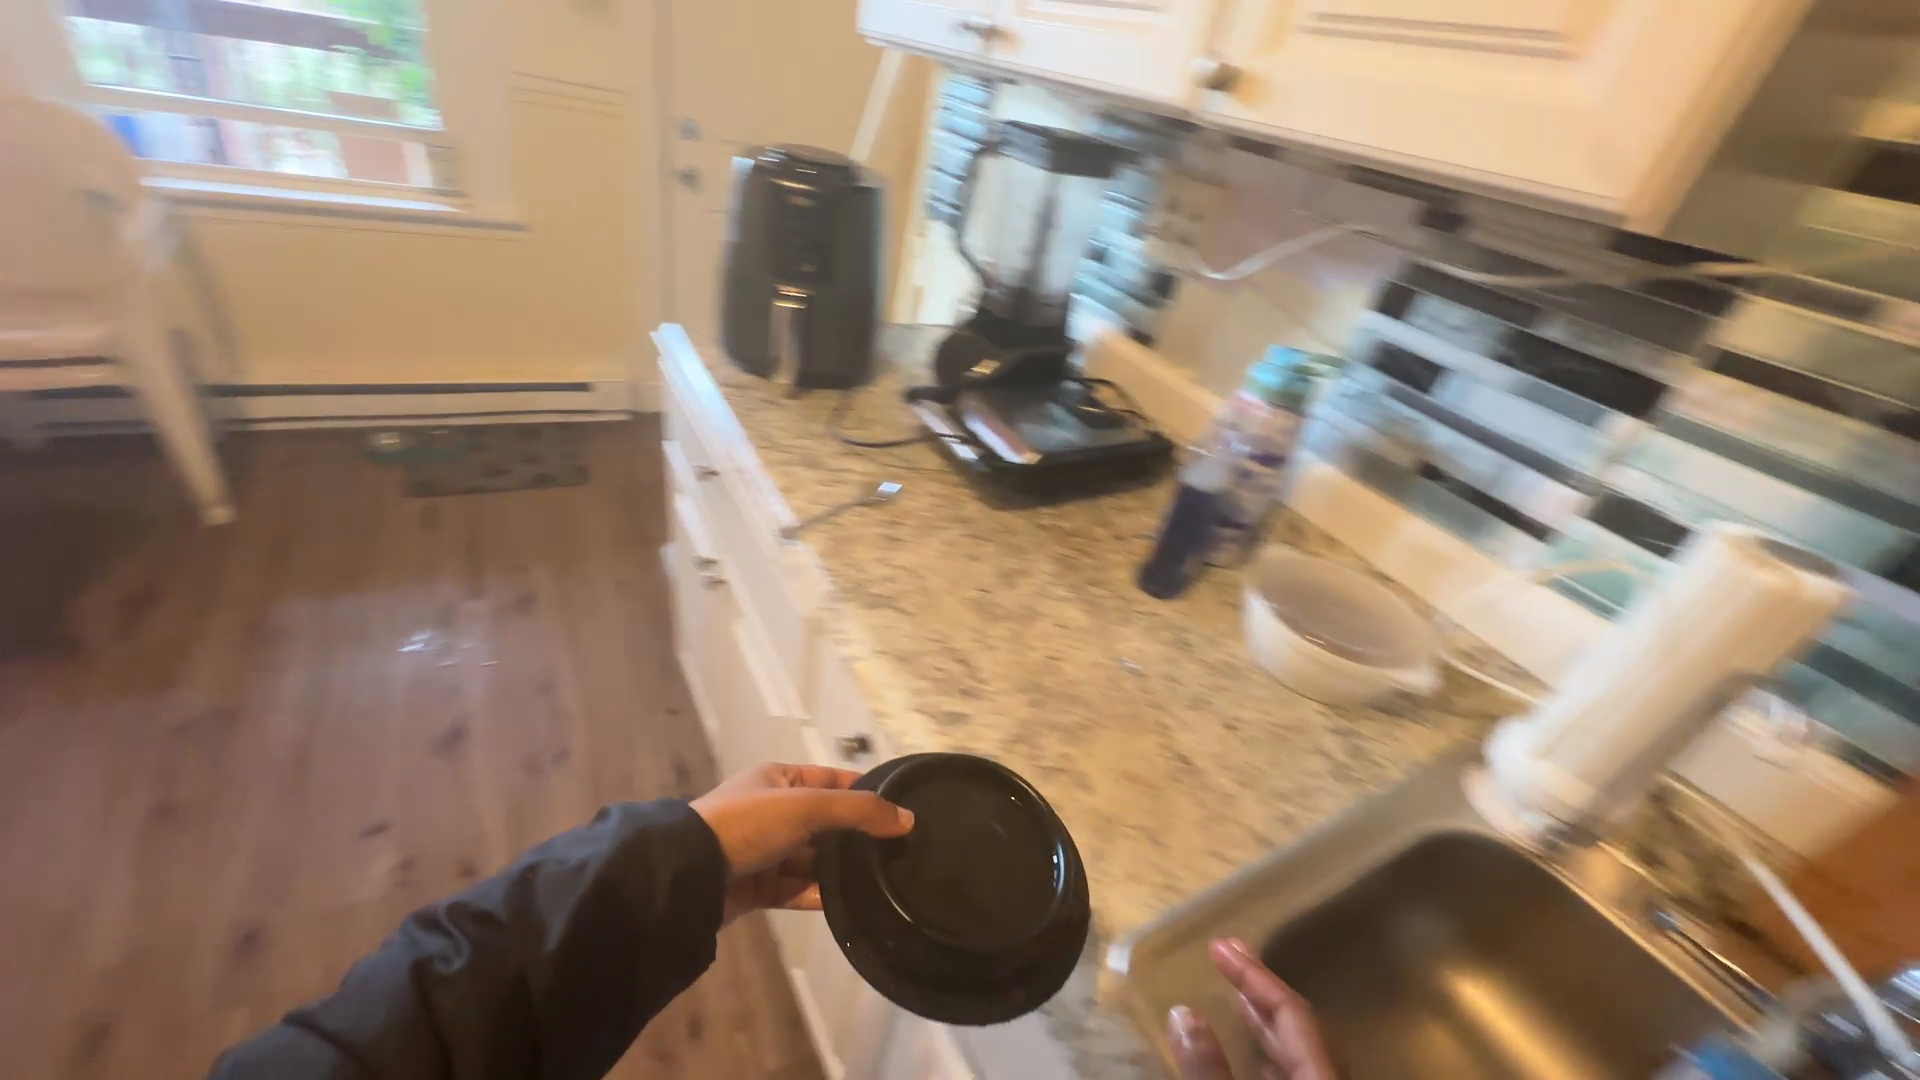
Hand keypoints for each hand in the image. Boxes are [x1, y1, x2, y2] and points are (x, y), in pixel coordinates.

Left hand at [691, 762, 913, 924]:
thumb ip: (858, 811)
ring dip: (839, 868)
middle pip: (826, 822)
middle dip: (855, 835)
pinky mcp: (758, 886)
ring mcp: (765, 850)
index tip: (900, 809)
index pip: (833, 779)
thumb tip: (908, 819)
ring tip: (880, 879)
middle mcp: (774, 811)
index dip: (864, 791)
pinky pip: (797, 889)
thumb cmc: (749, 823)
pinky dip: (820, 895)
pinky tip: (850, 902)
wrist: (688, 874)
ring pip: (813, 858)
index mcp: (780, 779)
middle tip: (897, 851)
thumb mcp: (808, 806)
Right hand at [1168, 938, 1335, 1079]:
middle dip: (1262, 988)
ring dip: (1268, 1022)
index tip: (1217, 945)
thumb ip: (1209, 1069)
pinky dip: (1275, 1057)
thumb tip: (1182, 1012)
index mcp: (1322, 1076)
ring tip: (1239, 997)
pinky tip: (1257, 1062)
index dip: (1253, 975)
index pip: (1291, 1011)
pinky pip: (1301, 1075)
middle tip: (1229, 952)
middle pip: (1302, 1026)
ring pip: (1303, 1053)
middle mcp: (1332, 1079)